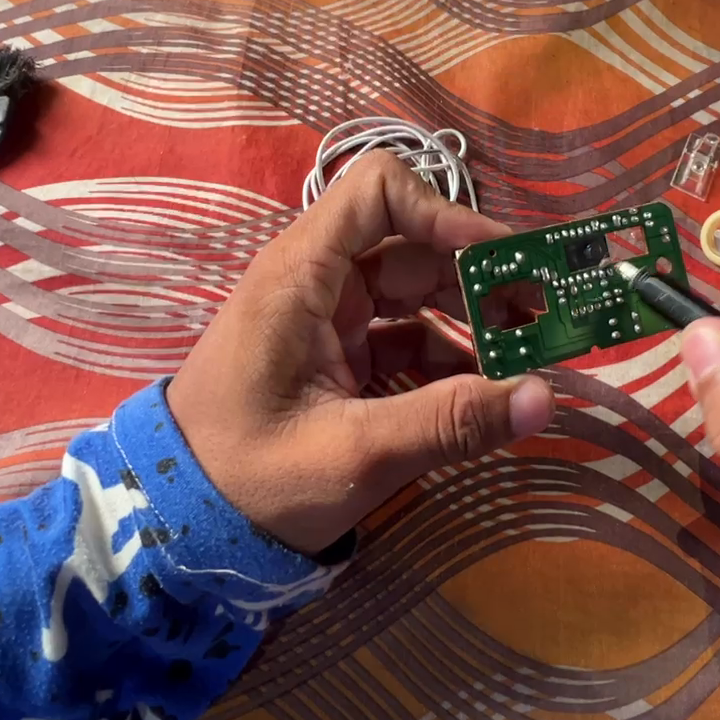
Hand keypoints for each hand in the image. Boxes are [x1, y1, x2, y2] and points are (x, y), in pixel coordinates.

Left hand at [168, 152, 555, 556]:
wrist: (175, 527)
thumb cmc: (247, 479)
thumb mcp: (352, 453)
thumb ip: (448, 423)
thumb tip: (543, 398)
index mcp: (303, 274)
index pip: (379, 191)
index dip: (444, 211)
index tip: (499, 260)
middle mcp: (318, 280)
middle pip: (413, 244)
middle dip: (480, 275)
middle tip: (542, 316)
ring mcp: (329, 317)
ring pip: (416, 291)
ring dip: (471, 317)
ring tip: (527, 355)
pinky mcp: (338, 354)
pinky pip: (406, 336)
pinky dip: (448, 355)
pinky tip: (483, 390)